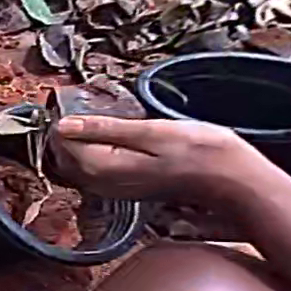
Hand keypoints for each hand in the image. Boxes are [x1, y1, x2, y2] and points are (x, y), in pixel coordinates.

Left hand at [48, 115, 275, 207]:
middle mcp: (93, 182)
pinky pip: (89, 169)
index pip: (59, 141)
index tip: (71, 102)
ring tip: (95, 120)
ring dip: (77, 141)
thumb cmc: (199, 151)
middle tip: (82, 107)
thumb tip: (63, 125)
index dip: (63, 120)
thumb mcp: (150, 130)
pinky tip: (108, 138)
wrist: (231, 181)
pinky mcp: (117, 188)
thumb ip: (104, 128)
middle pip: (61, 153)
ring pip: (72, 162)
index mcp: (97, 166)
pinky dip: (90, 152)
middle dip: (66, 131)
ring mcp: (104, 188)